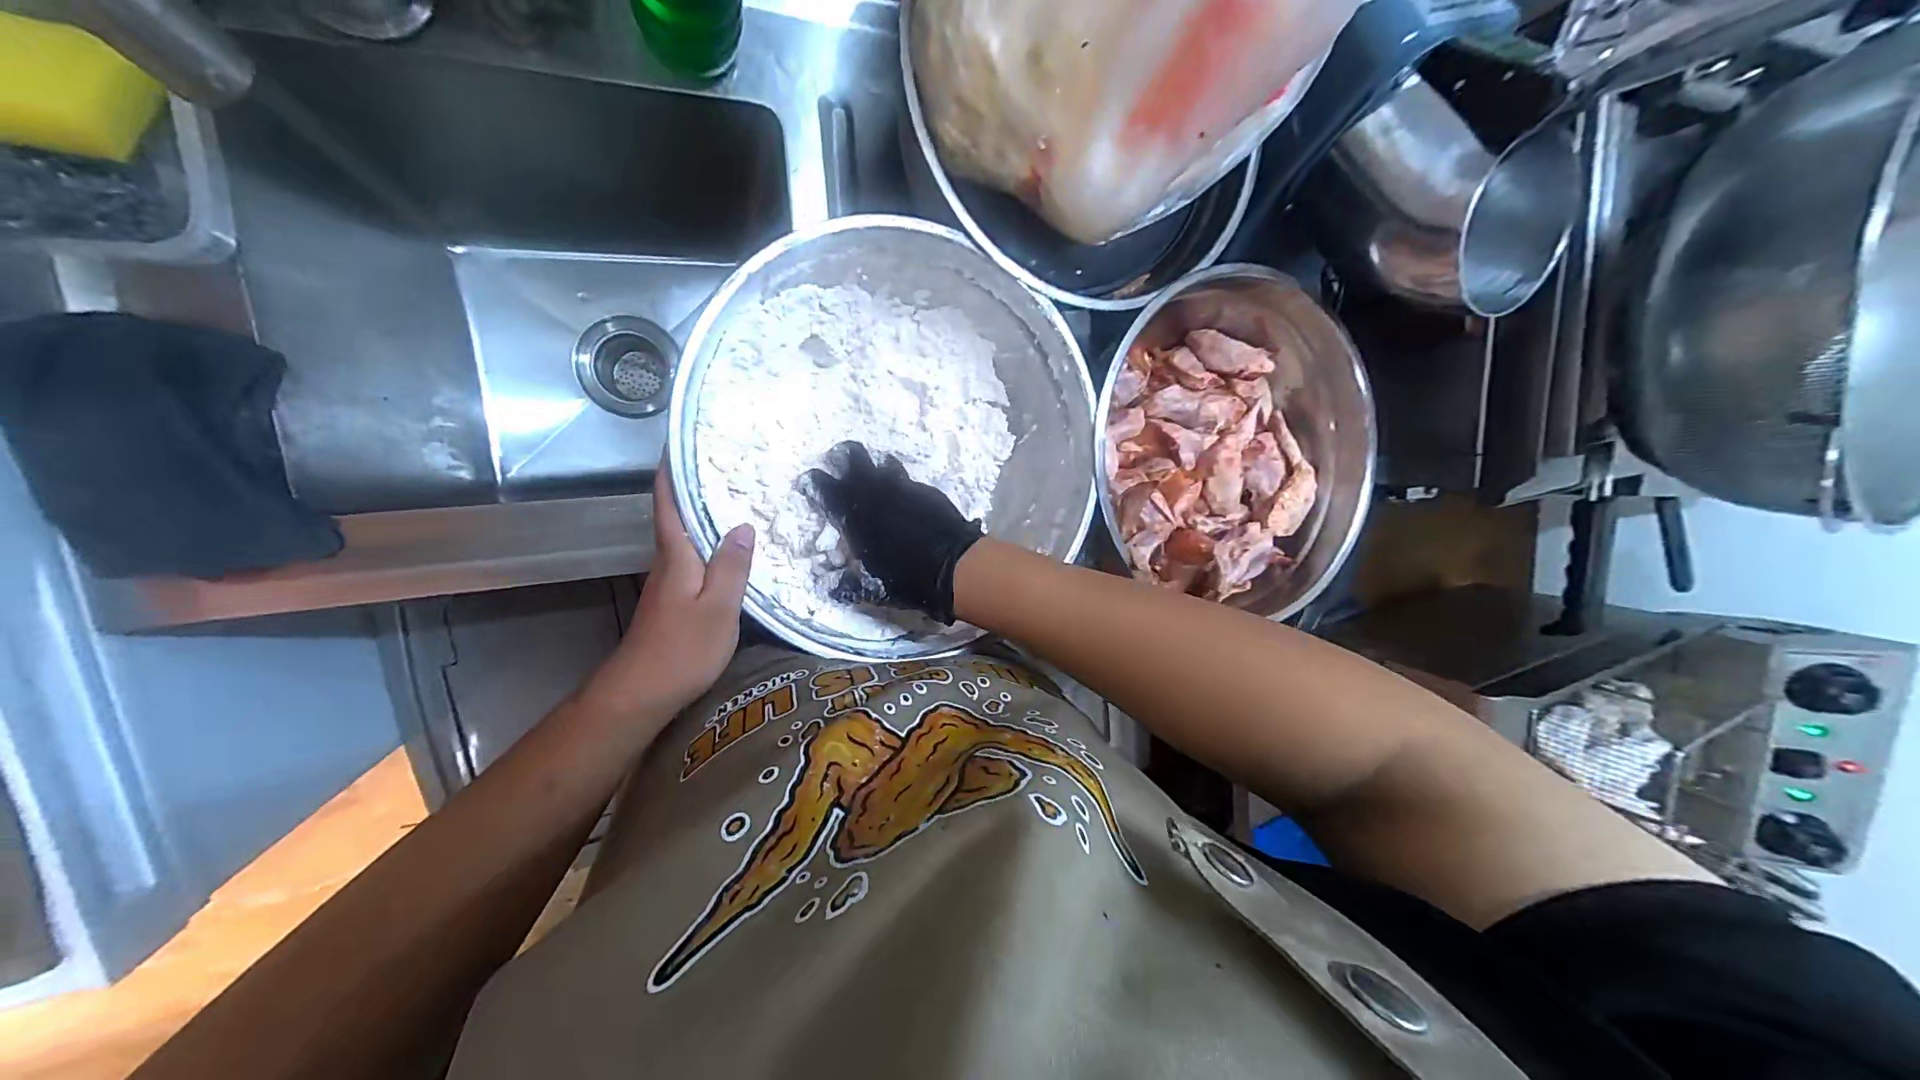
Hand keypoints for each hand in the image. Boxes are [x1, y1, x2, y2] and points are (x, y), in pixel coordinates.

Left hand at [581, 465, 753, 722]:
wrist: (642, 693)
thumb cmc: (683, 648)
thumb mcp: (719, 606)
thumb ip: (732, 566)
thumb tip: (743, 525)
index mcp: (676, 556)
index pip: (668, 504)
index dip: (671, 472)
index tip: (679, 442)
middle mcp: (668, 563)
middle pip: (678, 517)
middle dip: (695, 489)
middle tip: (727, 466)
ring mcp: (668, 584)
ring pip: (687, 540)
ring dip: (704, 518)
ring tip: (736, 501)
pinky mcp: (673, 602)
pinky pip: (694, 561)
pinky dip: (709, 547)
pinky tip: (730, 553)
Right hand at [804, 441, 981, 623]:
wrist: (953, 565)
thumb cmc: (906, 577)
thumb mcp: (870, 586)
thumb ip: (848, 580)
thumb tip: (835, 580)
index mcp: (852, 513)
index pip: (821, 486)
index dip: (812, 483)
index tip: (809, 485)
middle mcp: (874, 492)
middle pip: (851, 455)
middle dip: (841, 457)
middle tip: (839, 465)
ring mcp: (901, 487)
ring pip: (882, 463)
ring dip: (875, 470)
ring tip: (875, 484)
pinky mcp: (925, 490)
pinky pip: (906, 481)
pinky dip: (900, 487)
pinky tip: (904, 502)